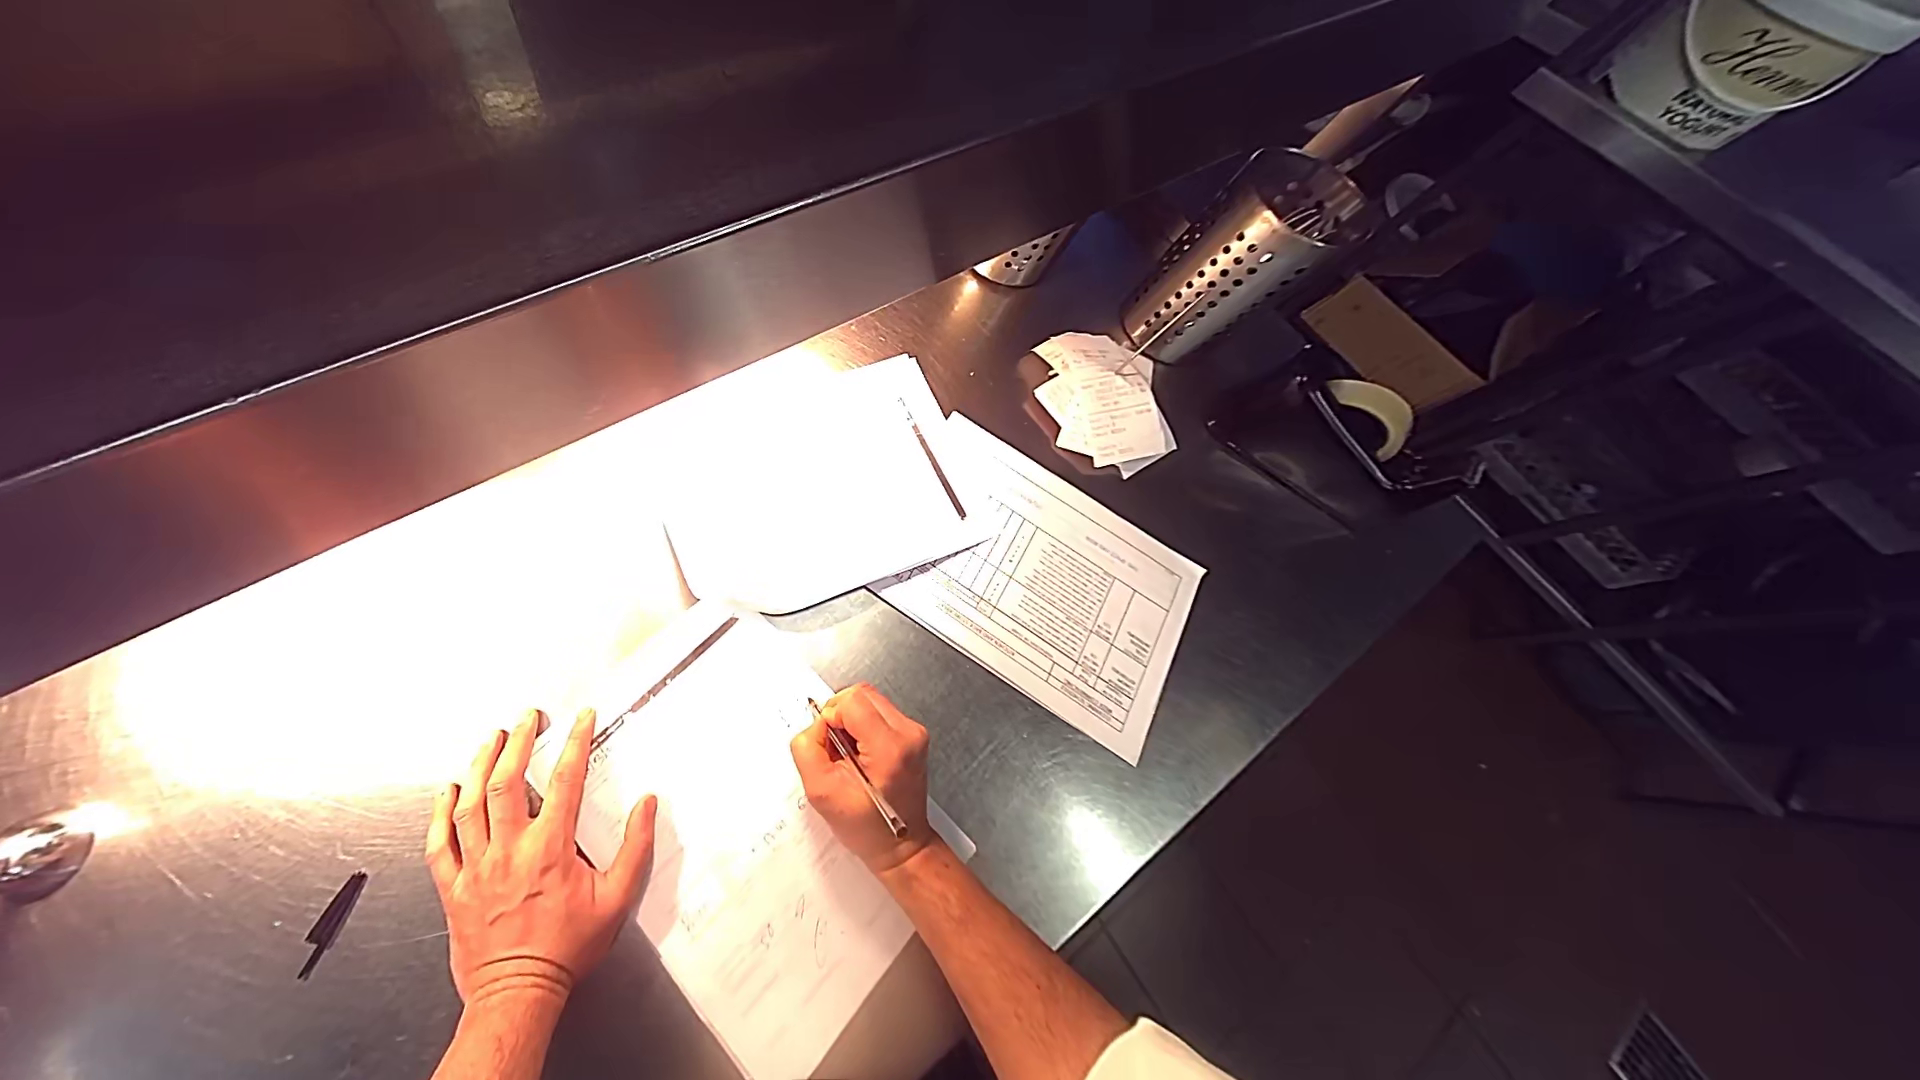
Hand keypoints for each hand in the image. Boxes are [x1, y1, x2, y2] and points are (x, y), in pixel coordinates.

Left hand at [425, 707, 656, 1007]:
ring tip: (491, 740)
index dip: (573, 743)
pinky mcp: (454, 888)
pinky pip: (439, 844)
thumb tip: (646, 805)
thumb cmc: (567, 947)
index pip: (564, 781)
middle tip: (528, 718)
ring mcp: (476, 869)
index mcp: (550, 849)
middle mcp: (509, 852)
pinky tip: (447, 791)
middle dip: (518, 742)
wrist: (518, 991)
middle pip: (507, 783)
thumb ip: (636, 847)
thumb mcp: (617, 897)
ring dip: (480, 766)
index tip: (580, 720)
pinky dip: (439, 813)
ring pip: (469, 805)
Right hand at [790, 684, 933, 873]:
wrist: (900, 843)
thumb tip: (816, 723)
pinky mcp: (913, 733)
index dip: (830, 717)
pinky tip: (861, 753)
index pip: (852, 702)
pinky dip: (863, 725)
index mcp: (889, 748)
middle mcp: (908, 733)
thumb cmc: (867, 827)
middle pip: (863, 694)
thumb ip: (808, 749)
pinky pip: (880, 712)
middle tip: (834, 748)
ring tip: (848, 753)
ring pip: (871, 700)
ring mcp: (914, 731)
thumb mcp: (821, 792)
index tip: (827, 744)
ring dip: (851, 719)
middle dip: (839, 715)